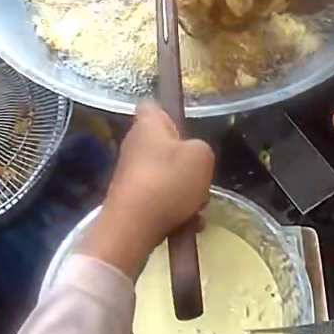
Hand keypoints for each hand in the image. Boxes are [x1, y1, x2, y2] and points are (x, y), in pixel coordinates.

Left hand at [79, 102, 213, 276]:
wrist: (133, 228)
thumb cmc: (168, 182)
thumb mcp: (202, 157)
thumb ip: (201, 149)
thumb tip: (191, 155)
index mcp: (147, 126)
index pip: (153, 106)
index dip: (169, 112)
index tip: (185, 127)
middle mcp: (134, 146)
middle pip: (167, 147)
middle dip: (188, 163)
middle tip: (200, 175)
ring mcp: (131, 176)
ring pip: (168, 178)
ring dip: (187, 193)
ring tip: (197, 208)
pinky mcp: (131, 201)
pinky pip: (162, 201)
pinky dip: (177, 212)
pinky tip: (190, 225)